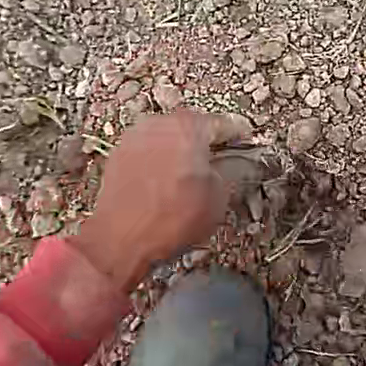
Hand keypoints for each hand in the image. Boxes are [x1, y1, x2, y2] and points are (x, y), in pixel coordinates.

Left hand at [72, 111, 249, 287]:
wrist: (121, 241)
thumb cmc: (173, 217)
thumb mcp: (221, 194)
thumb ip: (236, 169)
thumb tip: (245, 162)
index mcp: (189, 125)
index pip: (225, 124)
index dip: (241, 140)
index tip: (247, 149)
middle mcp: (159, 124)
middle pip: (195, 127)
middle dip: (209, 144)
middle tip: (223, 165)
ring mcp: (135, 139)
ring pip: (170, 139)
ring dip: (184, 152)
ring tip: (194, 178)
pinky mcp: (118, 157)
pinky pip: (151, 152)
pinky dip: (163, 162)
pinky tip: (170, 185)